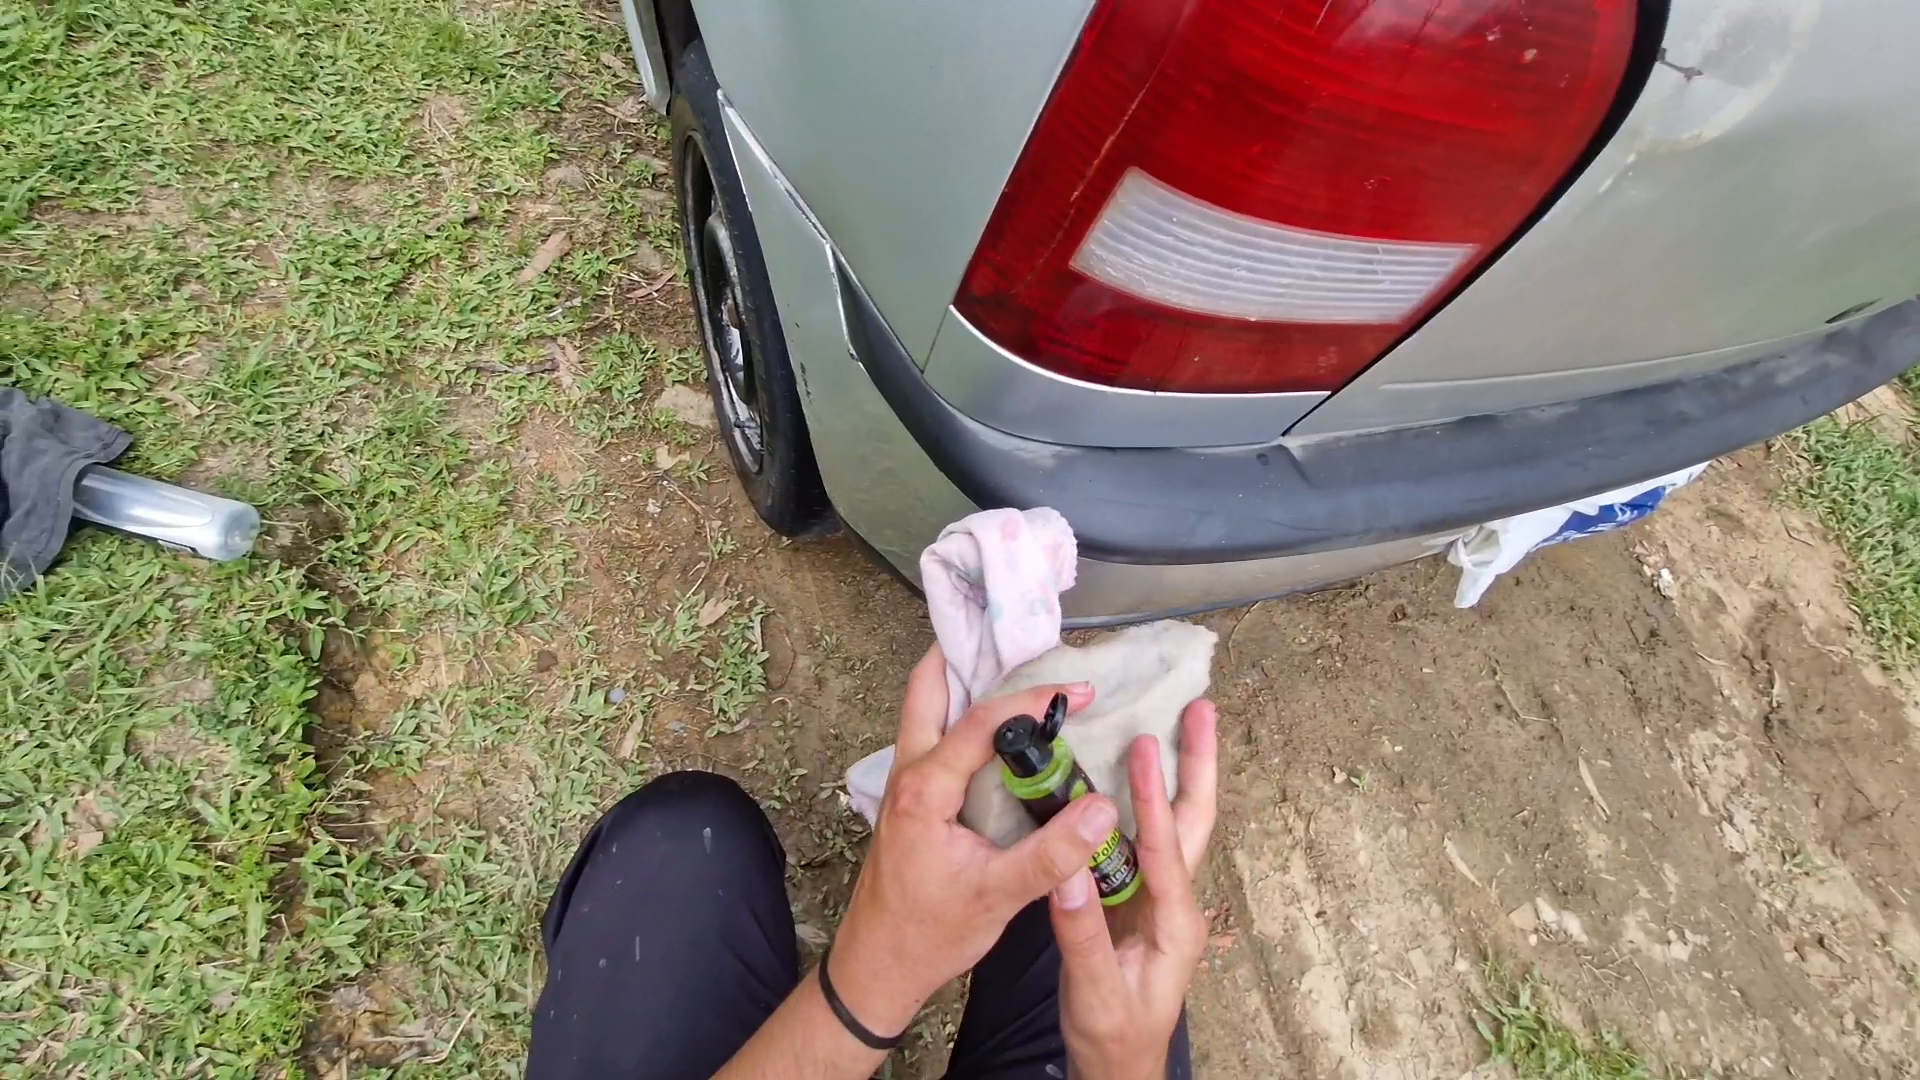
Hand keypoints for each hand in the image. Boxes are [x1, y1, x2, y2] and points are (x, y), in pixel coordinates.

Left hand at [829, 645, 1120, 1035]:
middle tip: (1011, 634)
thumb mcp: (998, 897)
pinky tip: (997, 718)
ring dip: (961, 674)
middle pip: (926, 685)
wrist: (878, 965)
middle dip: (964, 650)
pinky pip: (933, 728)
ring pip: (925, 702)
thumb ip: (1052, 854)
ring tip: (1011, 659)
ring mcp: (904, 777)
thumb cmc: (930, 933)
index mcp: (924, 788)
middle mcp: (908, 769)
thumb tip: (1103, 808)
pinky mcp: (912, 791)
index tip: (1078, 693)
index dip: (1032, 700)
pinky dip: (960, 706)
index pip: (980, 721)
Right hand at [1050, 699, 1218, 1079]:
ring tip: (1184, 720)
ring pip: (1179, 818)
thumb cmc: (1114, 1034)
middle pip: (1194, 817)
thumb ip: (1081, 932)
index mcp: (1173, 923)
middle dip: (1200, 762)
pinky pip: (1150, 829)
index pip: (1164, 850)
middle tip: (1202, 709)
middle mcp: (1176, 898)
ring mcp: (1161, 892)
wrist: (1120, 1063)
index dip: (1152, 798)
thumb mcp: (1096, 992)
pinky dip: (1152, 789)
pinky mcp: (1141, 890)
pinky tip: (1138, 765)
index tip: (1143, 748)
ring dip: (1184, 767)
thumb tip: (1064, 867)